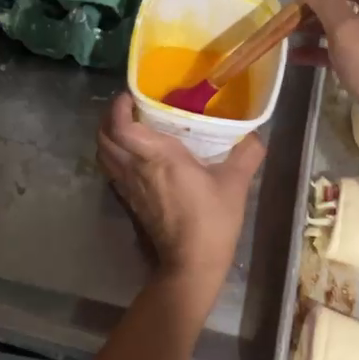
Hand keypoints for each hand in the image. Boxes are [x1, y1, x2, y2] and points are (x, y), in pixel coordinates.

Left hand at [95, 95, 264, 289]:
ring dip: (108, 137)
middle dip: (108, 118)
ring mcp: (129, 187)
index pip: (121, 127)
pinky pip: (111, 171)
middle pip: (103, 138)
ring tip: (127, 128)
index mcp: (158, 157)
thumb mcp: (235, 183)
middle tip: (128, 108)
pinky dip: (114, 157)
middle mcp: (136, 169)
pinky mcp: (129, 202)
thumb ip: (246, 154)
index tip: (130, 96)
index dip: (118, 108)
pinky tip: (132, 157)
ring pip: (104, 155)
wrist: (192, 263)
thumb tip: (255, 135)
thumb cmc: (212, 220)